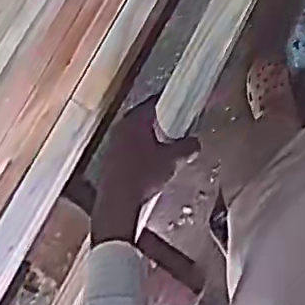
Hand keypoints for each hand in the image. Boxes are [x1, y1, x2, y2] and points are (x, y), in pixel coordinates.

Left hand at [91, 96, 200, 243]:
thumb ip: (185, 148)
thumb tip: (196, 142)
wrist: (118, 202)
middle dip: (157, 120)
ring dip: (146, 135)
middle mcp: (121, 128)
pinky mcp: (109, 160)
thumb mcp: (171, 160)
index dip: (166, 102)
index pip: (152, 103)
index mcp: (135, 121)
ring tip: (162, 143)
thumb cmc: (143, 174)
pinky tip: (147, 161)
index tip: (175, 104)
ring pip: (133, 132)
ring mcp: (112, 144)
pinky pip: (126, 147)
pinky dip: (138, 149)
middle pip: (141, 117)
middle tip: (171, 123)